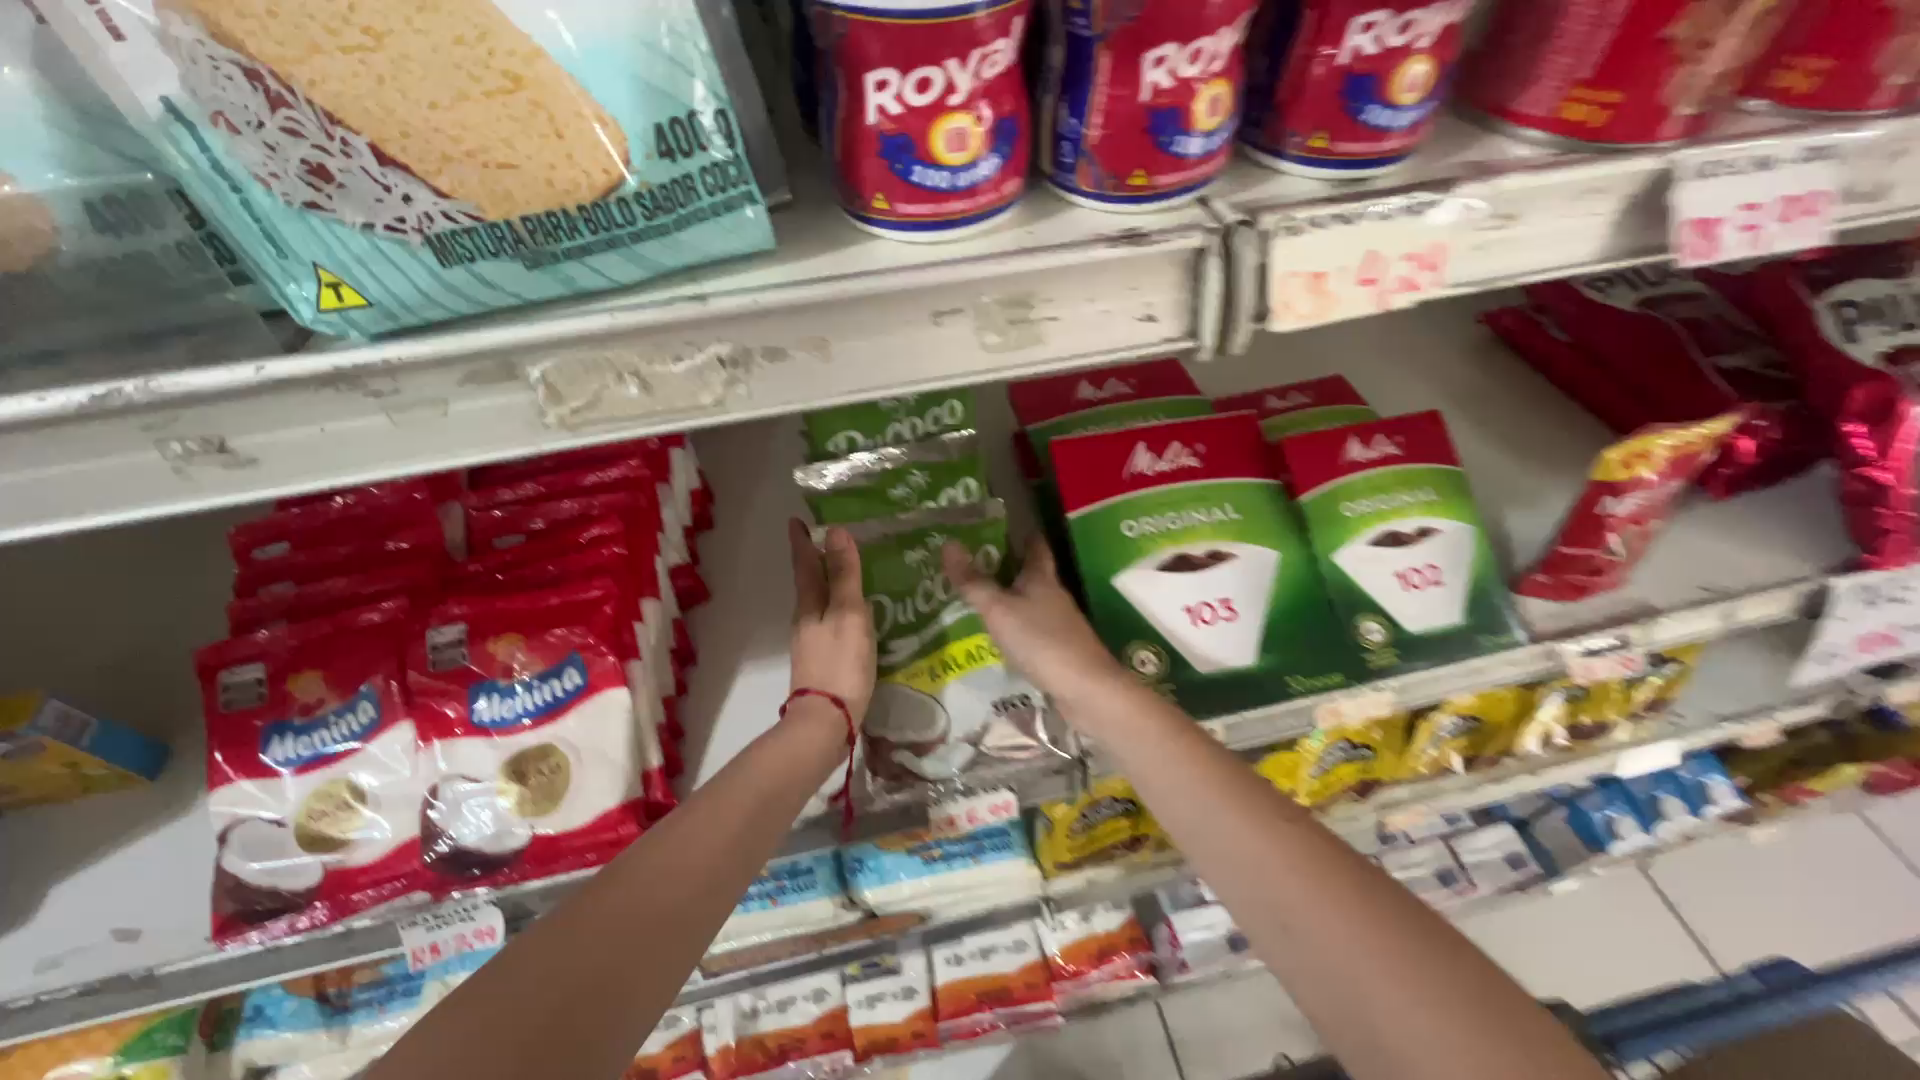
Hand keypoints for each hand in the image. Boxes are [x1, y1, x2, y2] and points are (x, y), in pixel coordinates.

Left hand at [787, 518, 874, 722]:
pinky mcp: (821, 662)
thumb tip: (835, 531)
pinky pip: (829, 624)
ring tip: (846, 572)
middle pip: (810, 583)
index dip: (803, 542)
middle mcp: (805, 620)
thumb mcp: (848, 614)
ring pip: (818, 604)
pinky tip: (853, 616)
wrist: (825, 721)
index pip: (805, 564)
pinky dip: (838, 610)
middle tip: (828, 540)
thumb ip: (845, 575)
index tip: (797, 520)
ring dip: (828, 585)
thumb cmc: (840, 663)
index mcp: (810, 604)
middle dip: (815, 560)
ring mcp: (811, 643)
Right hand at [941, 535, 1130, 714]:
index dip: (1020, 534)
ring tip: (977, 599)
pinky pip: (1031, 630)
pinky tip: (997, 637)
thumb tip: (948, 543)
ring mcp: (1059, 624)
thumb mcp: (999, 609)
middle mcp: (1053, 595)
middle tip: (973, 564)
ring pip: (1030, 603)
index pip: (1035, 545)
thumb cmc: (1041, 640)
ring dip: (1008, 599)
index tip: (997, 527)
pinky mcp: (1058, 649)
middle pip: (1030, 574)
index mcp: (1042, 577)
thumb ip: (973, 581)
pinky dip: (1014, 628)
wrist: (1085, 688)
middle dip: (1006, 568)